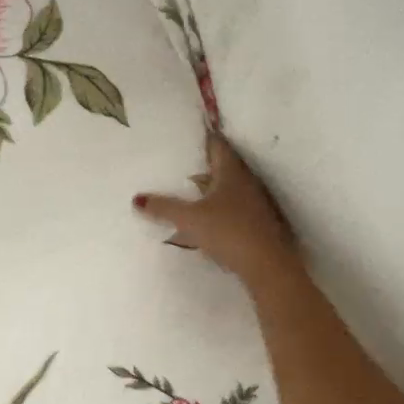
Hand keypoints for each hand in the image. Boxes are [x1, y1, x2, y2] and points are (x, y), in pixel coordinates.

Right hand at [134, 133, 301, 290]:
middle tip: (177, 166)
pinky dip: (218, 210)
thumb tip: (136, 199)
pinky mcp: (257, 223)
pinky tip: (205, 221)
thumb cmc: (228, 231)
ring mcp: (254, 202)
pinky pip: (233, 209)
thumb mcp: (190, 219)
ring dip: (209, 190)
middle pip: (221, 166)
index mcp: (231, 170)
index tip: (182, 139)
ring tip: (186, 193)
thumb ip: (164, 208)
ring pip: (227, 189)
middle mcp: (246, 180)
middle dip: (201, 166)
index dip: (200, 139)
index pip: (216, 143)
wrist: (267, 264)